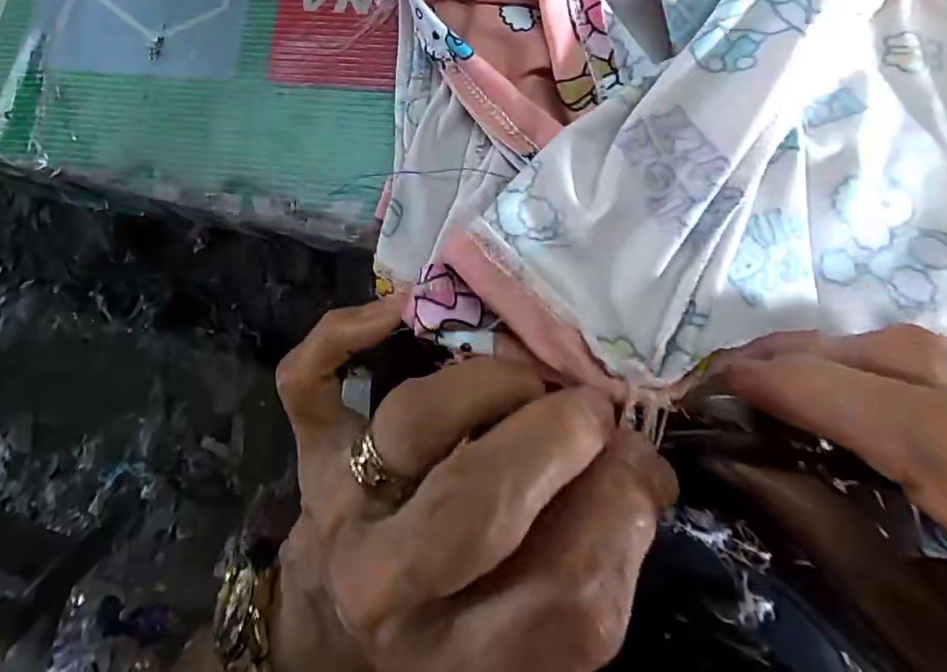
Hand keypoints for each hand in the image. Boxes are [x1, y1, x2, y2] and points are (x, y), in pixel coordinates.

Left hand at [266, 298, 675, 671]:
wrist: (335, 635)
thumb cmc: (451, 633)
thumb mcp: (525, 634)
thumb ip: (584, 561)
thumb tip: (633, 461)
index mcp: (469, 656)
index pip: (568, 593)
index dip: (622, 509)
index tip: (639, 459)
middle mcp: (392, 581)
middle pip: (479, 496)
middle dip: (556, 435)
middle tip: (592, 408)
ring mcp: (339, 505)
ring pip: (414, 417)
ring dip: (489, 380)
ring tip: (529, 374)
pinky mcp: (307, 455)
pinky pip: (309, 382)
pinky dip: (343, 334)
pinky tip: (399, 309)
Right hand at [707, 325, 946, 670]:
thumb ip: (842, 550)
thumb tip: (738, 458)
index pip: (941, 442)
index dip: (820, 391)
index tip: (731, 382)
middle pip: (941, 373)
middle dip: (814, 357)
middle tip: (740, 371)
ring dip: (857, 353)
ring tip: (799, 376)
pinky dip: (924, 367)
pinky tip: (893, 393)